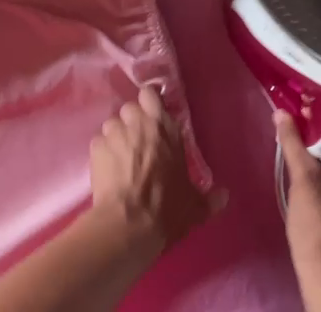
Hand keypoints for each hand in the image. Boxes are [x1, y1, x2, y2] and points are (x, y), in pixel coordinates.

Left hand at [89, 86, 224, 251]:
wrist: (129, 224)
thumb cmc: (167, 210)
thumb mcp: (195, 207)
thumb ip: (210, 199)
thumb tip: (225, 196)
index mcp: (164, 129)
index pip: (151, 95)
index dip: (149, 102)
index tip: (152, 115)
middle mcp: (138, 124)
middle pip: (129, 108)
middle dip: (132, 120)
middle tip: (137, 140)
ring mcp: (114, 134)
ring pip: (111, 124)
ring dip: (116, 136)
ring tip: (120, 157)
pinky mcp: (96, 149)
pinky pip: (98, 143)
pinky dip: (102, 152)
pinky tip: (107, 169)